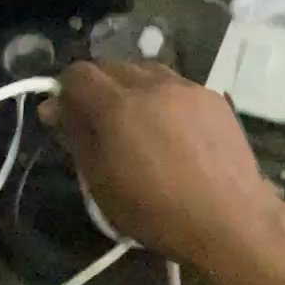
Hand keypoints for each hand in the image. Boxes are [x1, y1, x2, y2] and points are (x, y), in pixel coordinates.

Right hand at [39, 61, 282, 265]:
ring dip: (132, 86)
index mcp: (118, 105)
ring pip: (147, 70)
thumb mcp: (102, 183)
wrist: (229, 218)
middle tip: (99, 120)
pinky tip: (172, 127)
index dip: (65, 90)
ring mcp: (187, 87)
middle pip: (112, 65)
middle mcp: (152, 84)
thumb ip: (76, 137)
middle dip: (98, 86)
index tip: (66, 115)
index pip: (78, 74)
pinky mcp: (214, 97)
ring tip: (137, 120)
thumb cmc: (157, 212)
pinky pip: (177, 85)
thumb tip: (55, 108)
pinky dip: (164, 97)